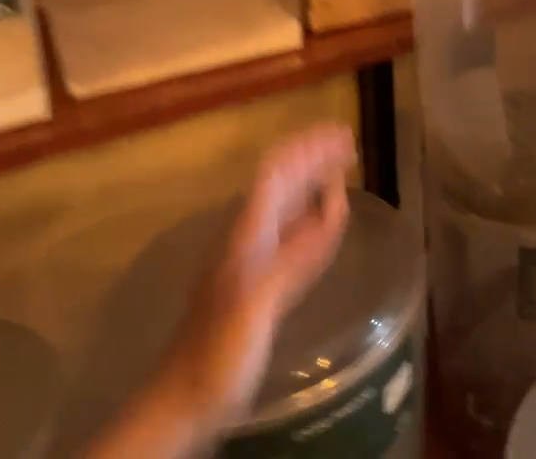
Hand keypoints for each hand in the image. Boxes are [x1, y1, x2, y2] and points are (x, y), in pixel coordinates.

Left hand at [88, 124, 357, 458]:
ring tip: (343, 166)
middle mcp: (249, 238)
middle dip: (313, 156)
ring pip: (286, 204)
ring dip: (313, 180)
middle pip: (282, 182)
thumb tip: (332, 206)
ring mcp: (254, 258)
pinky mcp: (261, 281)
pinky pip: (292, 233)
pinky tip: (327, 216)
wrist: (184, 401)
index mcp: (246, 236)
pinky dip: (312, 214)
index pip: (276, 174)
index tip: (341, 134)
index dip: (307, 148)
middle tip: (350, 144)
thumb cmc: (217, 356)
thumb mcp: (254, 307)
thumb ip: (292, 258)